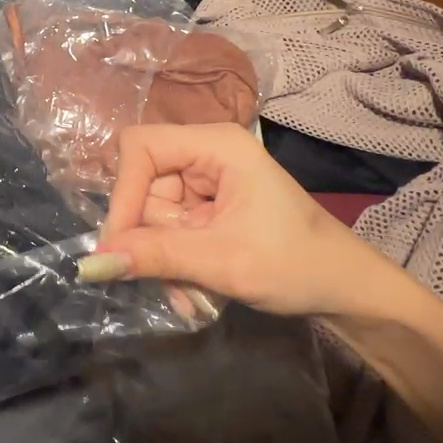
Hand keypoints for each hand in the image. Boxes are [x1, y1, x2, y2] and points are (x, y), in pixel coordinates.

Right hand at [78, 124, 402, 317]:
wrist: (350, 294)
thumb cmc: (298, 266)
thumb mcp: (223, 263)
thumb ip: (156, 257)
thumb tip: (92, 263)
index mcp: (215, 145)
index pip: (140, 149)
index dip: (122, 193)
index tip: (118, 246)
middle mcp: (205, 154)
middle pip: (142, 185)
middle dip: (147, 239)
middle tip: (162, 283)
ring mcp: (205, 181)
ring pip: (150, 214)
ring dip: (160, 259)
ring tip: (189, 297)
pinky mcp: (205, 207)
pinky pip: (166, 230)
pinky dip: (172, 262)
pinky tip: (193, 291)